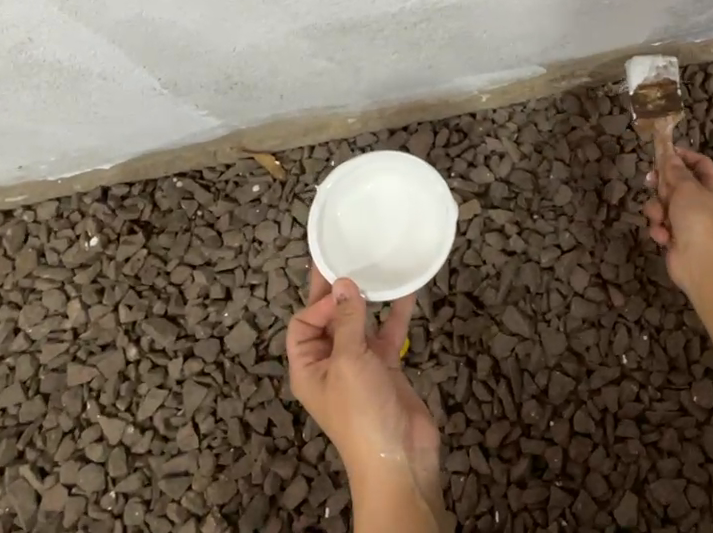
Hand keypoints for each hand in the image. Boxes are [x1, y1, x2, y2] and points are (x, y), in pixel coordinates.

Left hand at [285, 270, 441, 516]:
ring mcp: (360, 365)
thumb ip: (346, 320)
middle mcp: (330, 363)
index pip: (303, 322)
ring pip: (360, 323)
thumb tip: (343, 282)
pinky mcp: (386, 368)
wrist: (398, 456)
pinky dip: (396, 313)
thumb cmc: (361, 410)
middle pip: (330, 319)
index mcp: (308, 366)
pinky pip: (388, 333)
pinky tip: (408, 290)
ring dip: (369, 299)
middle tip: (349, 254)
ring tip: (378, 268)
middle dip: (338, 292)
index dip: (319, 303)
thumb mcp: (348, 361)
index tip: (344, 289)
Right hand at [642, 146, 712, 292]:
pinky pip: (660, 224)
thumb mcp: (686, 187)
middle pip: (676, 183)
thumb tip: (670, 156)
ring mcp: (685, 220)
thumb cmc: (696, 217)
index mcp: (710, 187)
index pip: (700, 163)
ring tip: (661, 218)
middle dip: (662, 184)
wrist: (698, 259)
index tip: (666, 152)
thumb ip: (675, 170)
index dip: (685, 155)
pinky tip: (664, 236)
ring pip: (663, 204)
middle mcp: (698, 201)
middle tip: (651, 181)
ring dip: (657, 210)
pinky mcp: (673, 235)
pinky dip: (659, 229)